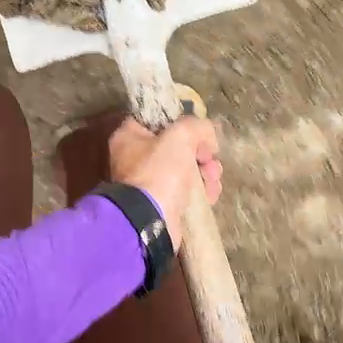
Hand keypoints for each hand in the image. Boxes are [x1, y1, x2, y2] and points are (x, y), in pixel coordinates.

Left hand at [107, 115, 221, 247]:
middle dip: (200, 152)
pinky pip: (185, 191)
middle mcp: (134, 158)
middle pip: (175, 146)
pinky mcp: (161, 204)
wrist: (151, 223)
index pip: (158, 119)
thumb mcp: (180, 136)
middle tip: (210, 158)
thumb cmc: (159, 171)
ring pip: (183, 169)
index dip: (182, 122)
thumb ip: (196, 126)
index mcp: (129, 136)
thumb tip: (207, 134)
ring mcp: (147, 183)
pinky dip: (200, 191)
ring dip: (205, 172)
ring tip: (214, 179)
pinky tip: (211, 194)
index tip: (199, 131)